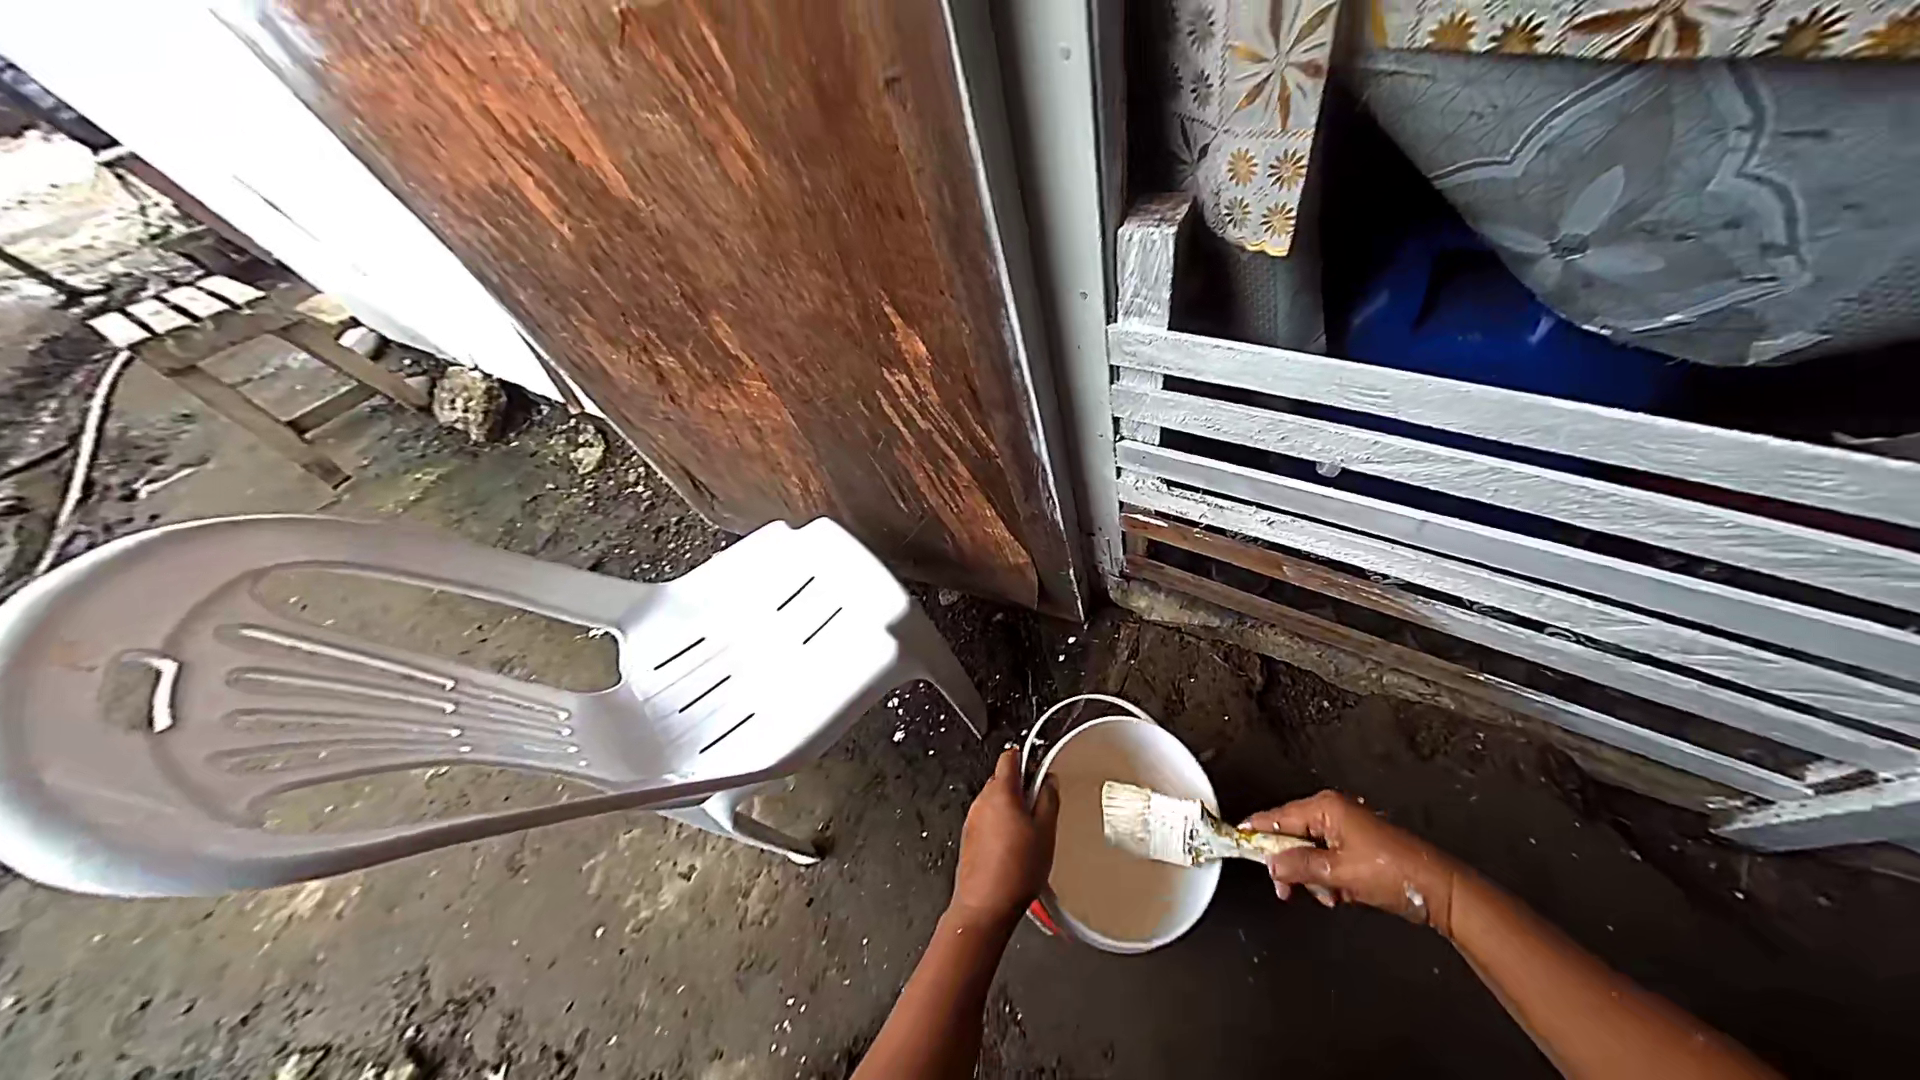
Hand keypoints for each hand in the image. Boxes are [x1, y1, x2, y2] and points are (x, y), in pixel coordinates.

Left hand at [948, 749, 1058, 927]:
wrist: (985, 906)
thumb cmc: (1015, 871)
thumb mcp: (1046, 831)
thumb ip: (1049, 798)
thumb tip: (1049, 781)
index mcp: (1001, 791)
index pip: (1010, 757)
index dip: (1026, 758)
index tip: (1039, 770)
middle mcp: (982, 801)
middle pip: (1003, 779)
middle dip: (1022, 788)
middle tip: (1041, 808)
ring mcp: (973, 819)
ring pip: (995, 801)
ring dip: (1011, 809)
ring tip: (1030, 835)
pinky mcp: (969, 837)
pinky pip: (987, 821)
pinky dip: (1000, 827)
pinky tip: (1014, 849)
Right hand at [1242, 790, 1463, 935]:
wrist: (1442, 891)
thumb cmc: (1395, 874)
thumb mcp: (1338, 873)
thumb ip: (1298, 866)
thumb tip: (1272, 865)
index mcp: (1326, 807)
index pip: (1278, 817)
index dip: (1256, 830)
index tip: (1237, 836)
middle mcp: (1334, 811)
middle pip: (1292, 834)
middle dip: (1290, 864)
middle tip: (1285, 887)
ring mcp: (1346, 827)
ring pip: (1309, 849)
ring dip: (1311, 875)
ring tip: (1325, 896)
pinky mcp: (1356, 844)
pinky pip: (1326, 857)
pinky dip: (1326, 877)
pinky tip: (1337, 894)